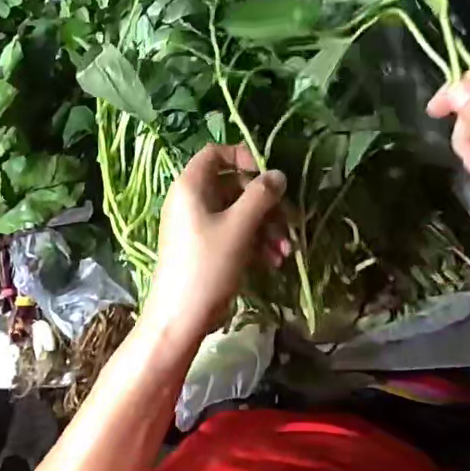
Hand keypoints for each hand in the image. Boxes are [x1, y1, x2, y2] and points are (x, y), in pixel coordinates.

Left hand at [142, 145, 287, 342]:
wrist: (180, 317)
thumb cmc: (207, 265)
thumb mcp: (239, 227)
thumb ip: (260, 196)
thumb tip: (278, 174)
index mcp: (190, 185)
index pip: (216, 153)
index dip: (244, 157)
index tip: (269, 177)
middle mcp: (190, 199)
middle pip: (233, 186)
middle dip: (265, 204)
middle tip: (289, 223)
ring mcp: (195, 224)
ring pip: (236, 212)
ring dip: (264, 227)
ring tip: (285, 252)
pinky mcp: (202, 247)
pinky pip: (231, 233)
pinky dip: (252, 242)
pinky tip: (272, 262)